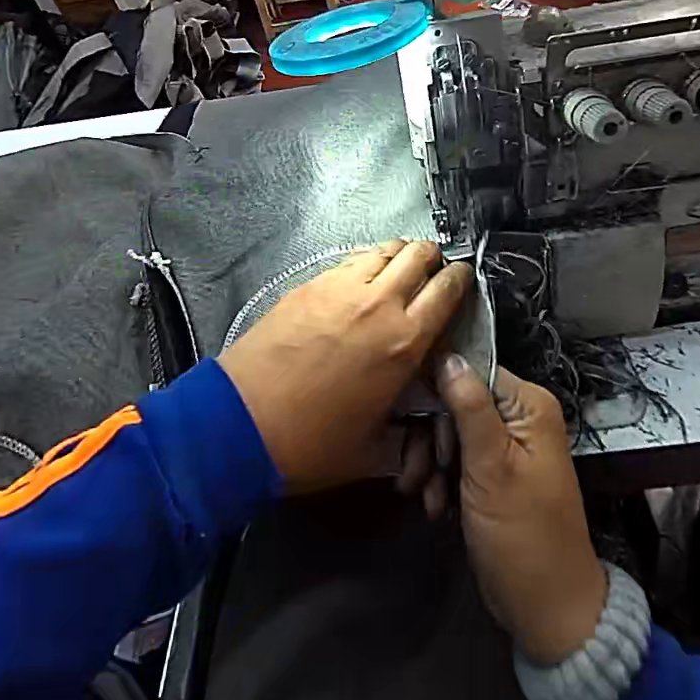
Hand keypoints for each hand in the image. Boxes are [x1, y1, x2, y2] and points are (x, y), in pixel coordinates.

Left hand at [221, 240, 472, 490]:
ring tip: (398, 272)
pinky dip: (367, 262)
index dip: (462, 278)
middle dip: (434, 258)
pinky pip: (352, 260)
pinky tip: (361, 281)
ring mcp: (342, 288)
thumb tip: (423, 431)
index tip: (462, 280)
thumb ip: (408, 435)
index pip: (448, 288)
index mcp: (404, 341)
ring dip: (400, 255)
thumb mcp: (373, 450)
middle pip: (420, 254)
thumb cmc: (310, 443)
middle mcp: (380, 304)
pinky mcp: (310, 285)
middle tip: (432, 274)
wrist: (237, 425)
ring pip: (386, 249)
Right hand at [436, 354, 607, 663]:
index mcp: (528, 404)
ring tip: (425, 495)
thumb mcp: (490, 465)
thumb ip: (469, 407)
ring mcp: (507, 446)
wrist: (545, 603)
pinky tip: (436, 506)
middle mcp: (520, 417)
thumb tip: (448, 356)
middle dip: (432, 437)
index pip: (474, 370)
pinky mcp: (494, 473)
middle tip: (418, 473)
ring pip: (453, 433)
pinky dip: (443, 480)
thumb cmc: (521, 530)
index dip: (439, 390)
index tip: (413, 417)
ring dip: (432, 463)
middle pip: (459, 403)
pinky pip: (459, 460)